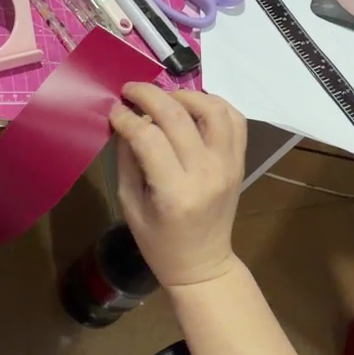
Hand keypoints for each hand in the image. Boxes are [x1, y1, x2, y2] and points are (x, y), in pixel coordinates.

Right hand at [109, 84, 247, 288]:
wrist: (203, 264)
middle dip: (148, 94)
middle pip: (178, 116)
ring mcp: (228, 165)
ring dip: (184, 95)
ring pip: (212, 109)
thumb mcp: (130, 204)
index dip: (126, 117)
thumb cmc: (159, 241)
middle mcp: (206, 174)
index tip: (114, 110)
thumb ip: (126, 158)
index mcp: (174, 193)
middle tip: (130, 90)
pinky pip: (234, 118)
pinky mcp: (239, 161)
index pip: (148, 137)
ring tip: (164, 98)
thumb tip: (124, 119)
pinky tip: (192, 106)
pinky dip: (213, 103)